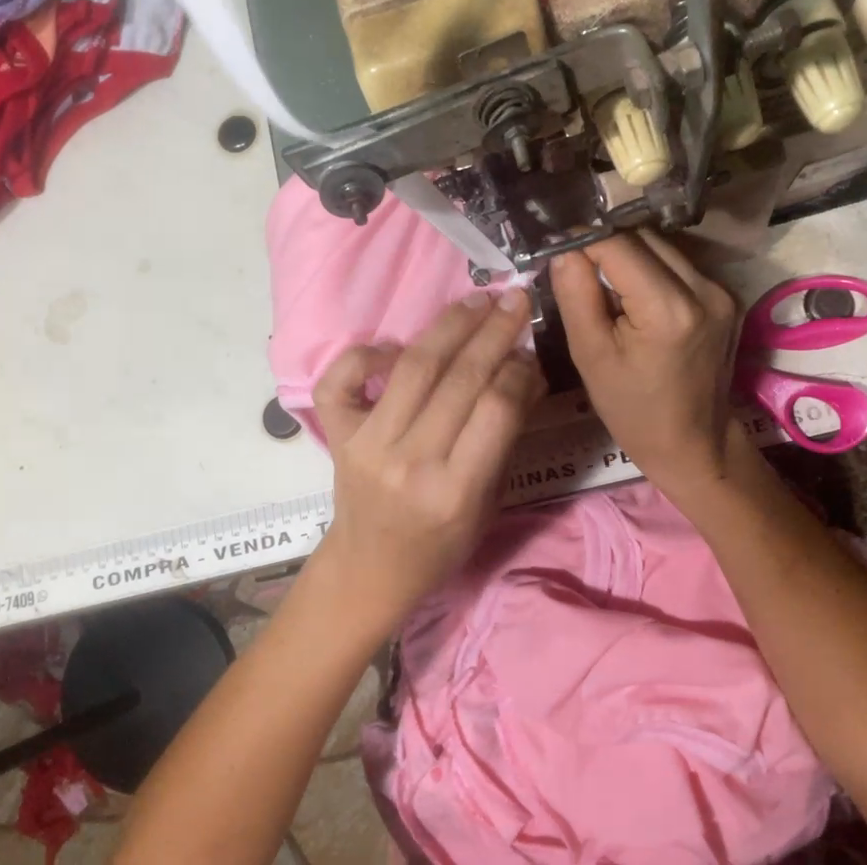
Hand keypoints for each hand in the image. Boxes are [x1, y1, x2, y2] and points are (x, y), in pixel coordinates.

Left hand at [310, 288, 543, 619]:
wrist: (371, 568)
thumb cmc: (440, 543)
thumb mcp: (488, 500)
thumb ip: (506, 437)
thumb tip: (528, 370)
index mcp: (456, 490)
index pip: (494, 409)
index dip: (517, 370)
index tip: (528, 346)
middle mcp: (410, 463)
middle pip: (458, 380)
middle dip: (493, 332)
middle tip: (514, 298)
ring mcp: (368, 446)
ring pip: (413, 369)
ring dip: (448, 327)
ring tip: (476, 301)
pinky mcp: (337, 436)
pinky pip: (342, 380)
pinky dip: (366, 353)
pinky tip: (397, 345)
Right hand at [551, 230, 740, 495]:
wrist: (694, 444)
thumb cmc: (633, 411)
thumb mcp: (590, 356)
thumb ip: (575, 295)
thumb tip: (563, 247)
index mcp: (668, 308)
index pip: (618, 244)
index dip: (582, 239)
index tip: (555, 249)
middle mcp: (703, 289)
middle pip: (643, 238)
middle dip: (605, 246)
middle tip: (575, 270)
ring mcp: (720, 291)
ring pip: (662, 248)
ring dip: (629, 257)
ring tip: (604, 287)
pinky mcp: (726, 297)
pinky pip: (679, 267)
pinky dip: (651, 272)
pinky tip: (635, 301)